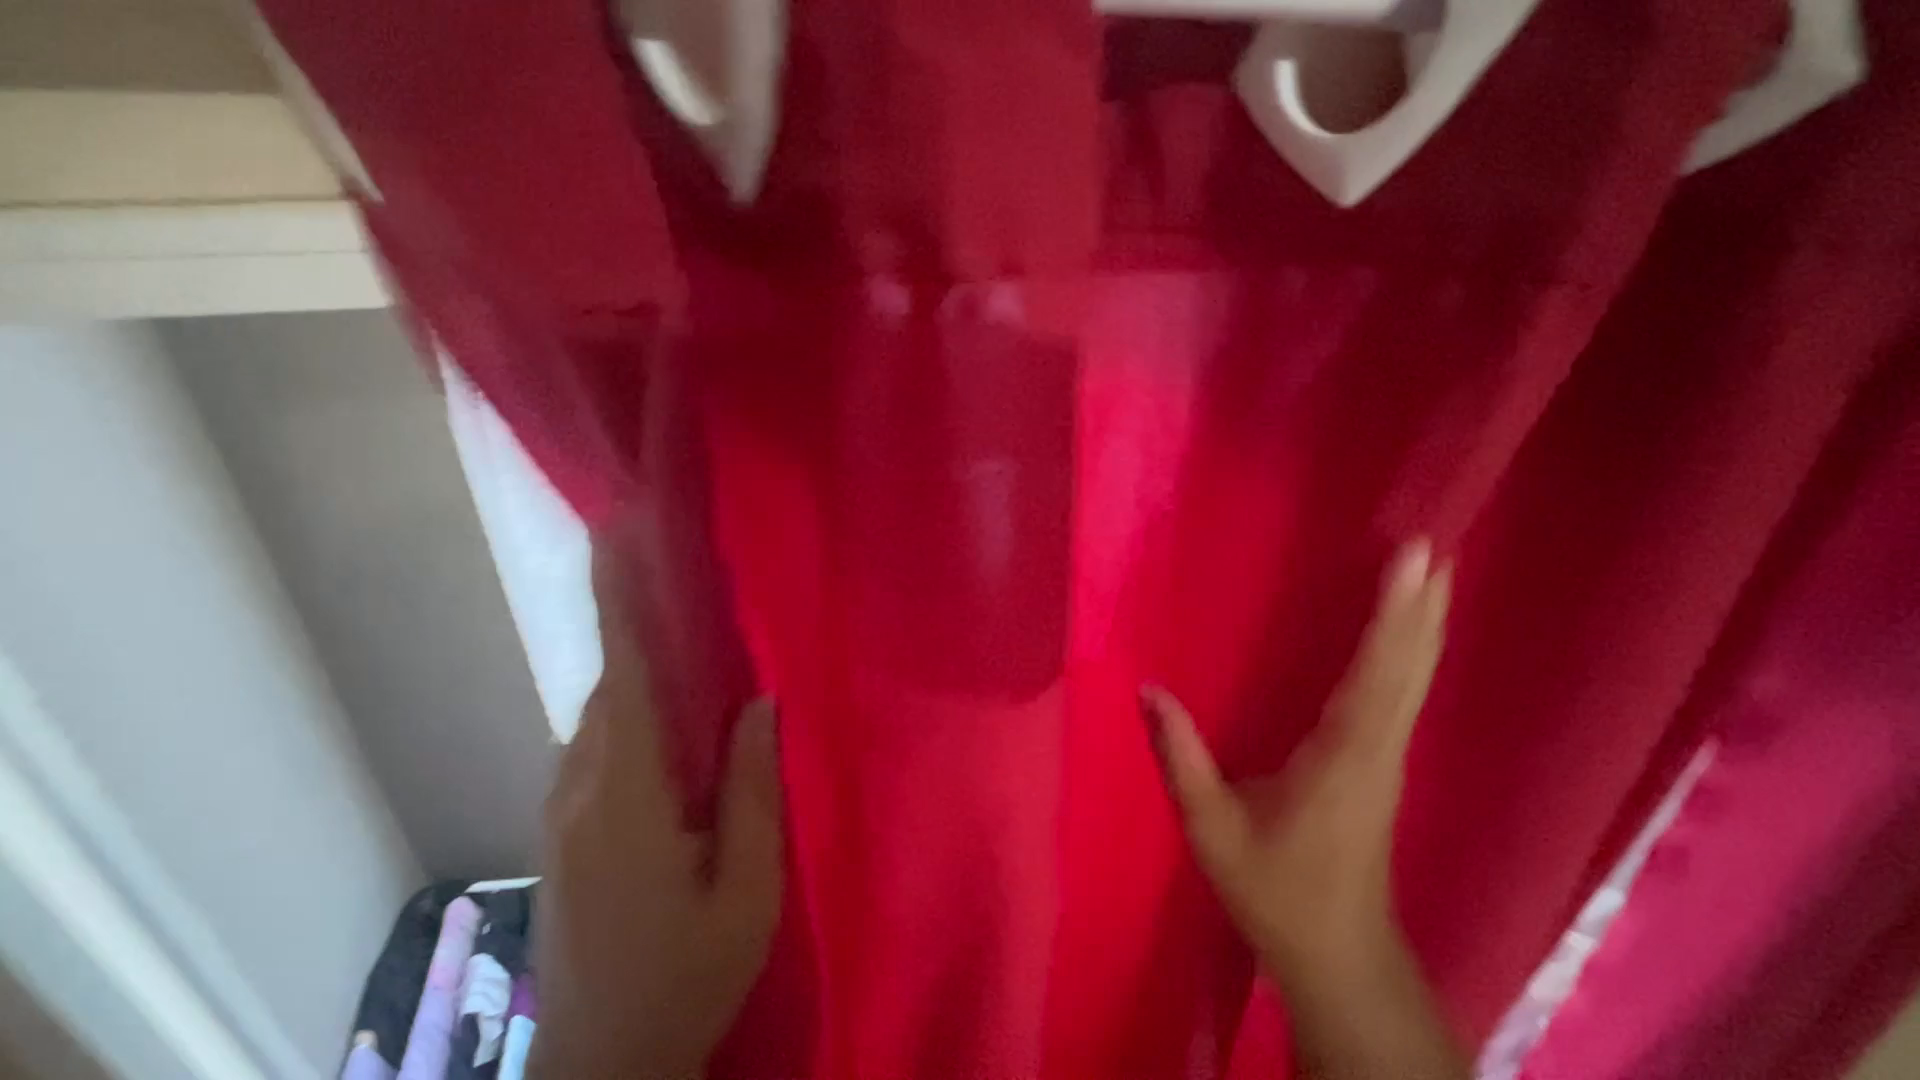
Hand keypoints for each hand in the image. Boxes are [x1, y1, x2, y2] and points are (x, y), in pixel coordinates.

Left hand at [530, 543, 783, 1078]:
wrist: (602, 1062)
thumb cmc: (687, 976)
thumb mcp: (747, 891)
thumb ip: (751, 792)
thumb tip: (757, 703)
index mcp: (628, 795)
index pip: (625, 675)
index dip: (618, 600)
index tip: (615, 534)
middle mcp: (579, 789)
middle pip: (611, 688)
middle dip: (639, 630)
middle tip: (683, 586)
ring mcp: (561, 812)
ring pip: (601, 719)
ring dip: (637, 675)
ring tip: (688, 652)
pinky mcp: (560, 833)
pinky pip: (597, 750)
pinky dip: (630, 717)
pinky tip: (670, 733)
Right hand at [1146, 540, 1464, 1078]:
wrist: (1339, 954)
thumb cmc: (1277, 891)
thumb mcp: (1213, 829)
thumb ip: (1182, 758)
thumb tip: (1148, 690)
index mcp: (1342, 757)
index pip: (1375, 674)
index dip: (1394, 615)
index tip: (1413, 560)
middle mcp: (1377, 749)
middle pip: (1410, 666)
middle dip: (1423, 605)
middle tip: (1435, 546)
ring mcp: (1387, 759)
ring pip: (1414, 680)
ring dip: (1423, 624)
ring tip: (1431, 574)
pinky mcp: (1382, 767)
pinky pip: (1403, 695)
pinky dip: (1410, 654)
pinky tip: (1406, 635)